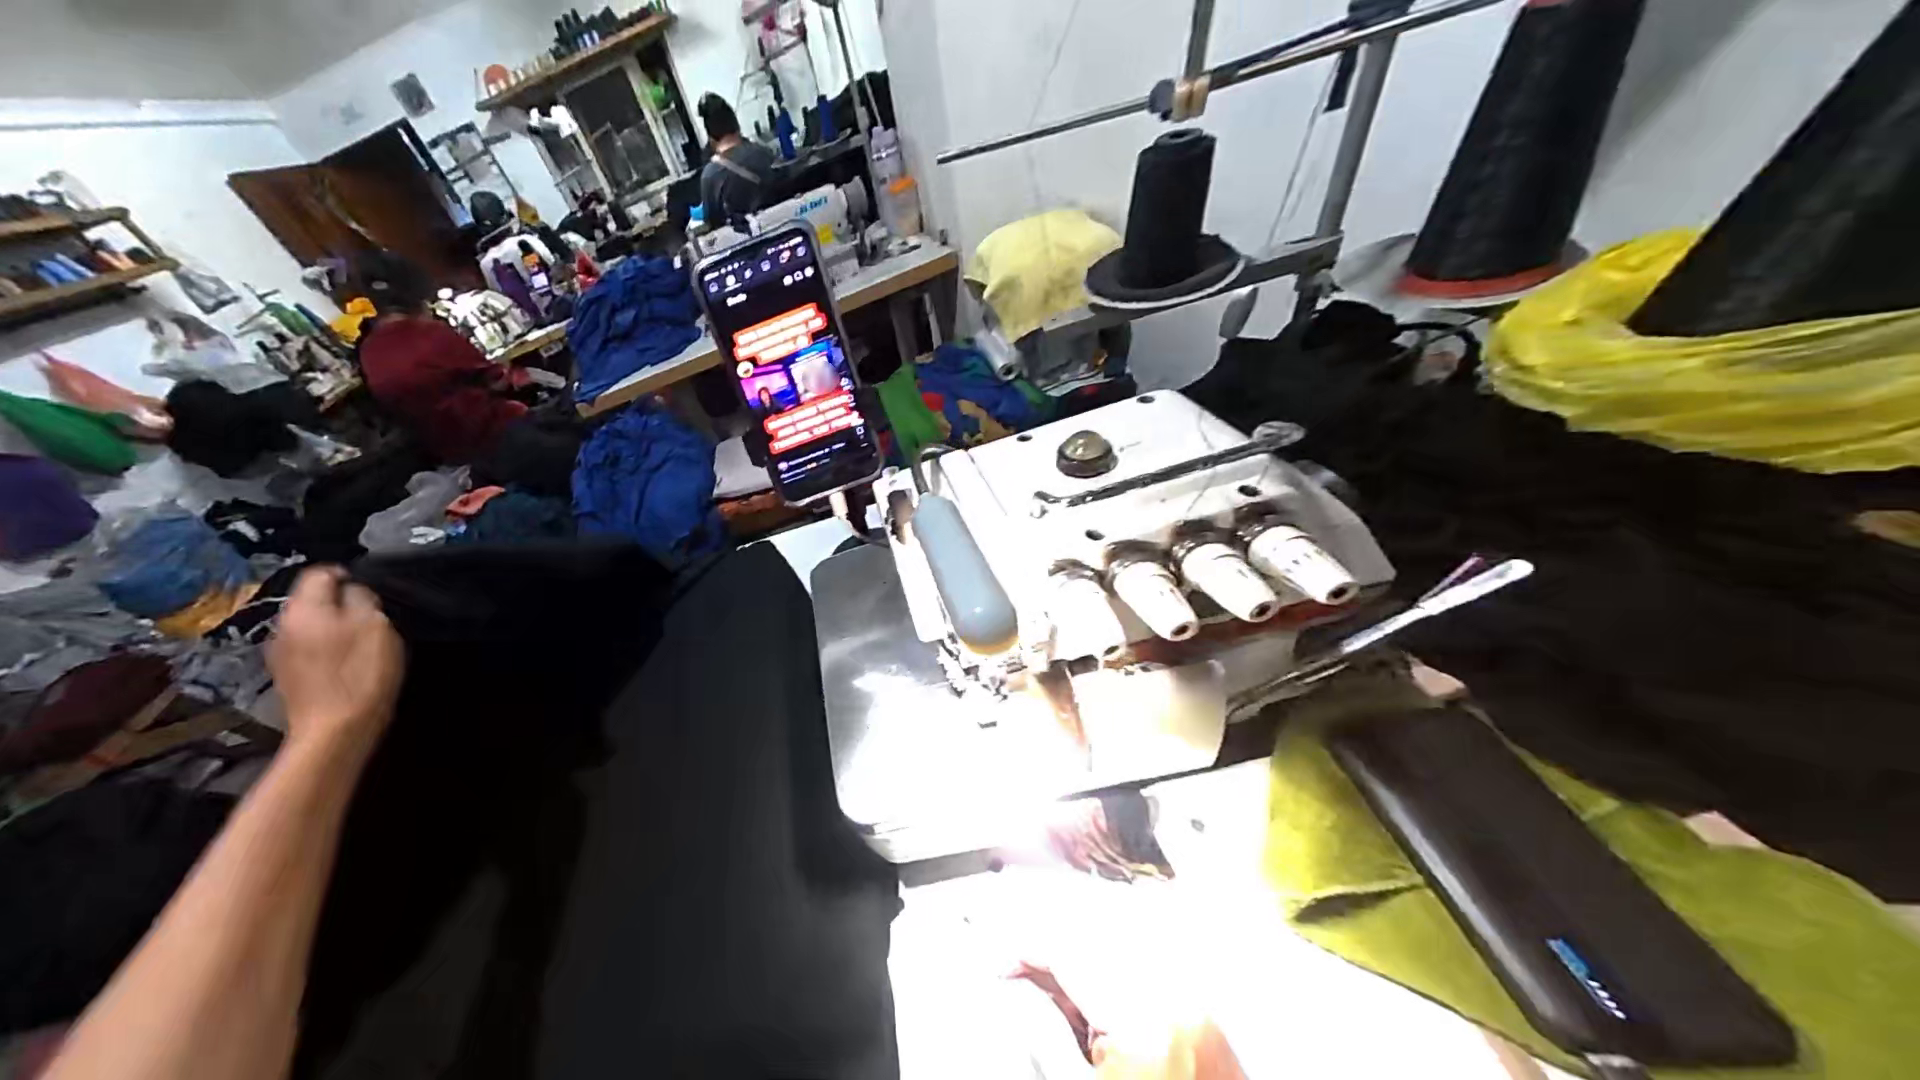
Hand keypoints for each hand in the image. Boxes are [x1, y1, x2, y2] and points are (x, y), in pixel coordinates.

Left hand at [268, 567, 404, 752]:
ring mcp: (280, 650)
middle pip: (313, 598)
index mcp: (304, 609)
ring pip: (312, 621)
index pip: (319, 572)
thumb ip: (362, 599)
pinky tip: (346, 661)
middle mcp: (283, 624)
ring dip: (335, 624)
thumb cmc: (362, 674)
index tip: (372, 588)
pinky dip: (327, 645)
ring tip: (363, 639)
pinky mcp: (285, 672)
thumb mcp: (376, 627)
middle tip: (373, 615)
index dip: (348, 573)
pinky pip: (308, 644)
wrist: (335, 729)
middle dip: (342, 601)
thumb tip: (353, 588)